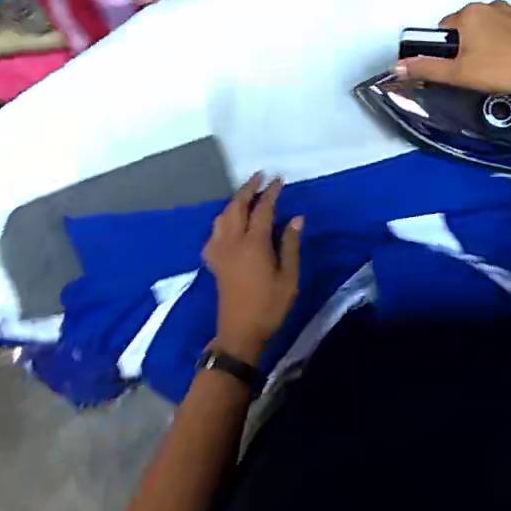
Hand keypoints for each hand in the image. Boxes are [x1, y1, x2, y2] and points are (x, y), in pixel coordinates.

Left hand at [201, 173, 303, 360]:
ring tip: (246, 195)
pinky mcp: (213, 261)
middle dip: (247, 189)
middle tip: (260, 177)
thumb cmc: (269, 306)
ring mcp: (219, 251)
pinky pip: (214, 232)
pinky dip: (222, 220)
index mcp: (253, 244)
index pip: (262, 209)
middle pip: (237, 206)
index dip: (271, 193)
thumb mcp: (289, 278)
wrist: (240, 332)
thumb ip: (290, 245)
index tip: (279, 180)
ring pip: (222, 216)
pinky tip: (229, 224)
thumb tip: (296, 218)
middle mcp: (232, 242)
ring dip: (234, 202)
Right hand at [395, 1, 510, 93]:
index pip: (443, 29)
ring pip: (491, 28)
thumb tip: (396, 66)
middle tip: (477, 72)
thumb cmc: (504, 68)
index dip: (445, 51)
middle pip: (467, 27)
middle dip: (468, 47)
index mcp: (468, 15)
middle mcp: (489, 6)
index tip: (456, 69)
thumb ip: (428, 69)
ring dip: (490, 44)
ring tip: (501, 68)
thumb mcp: (461, 74)